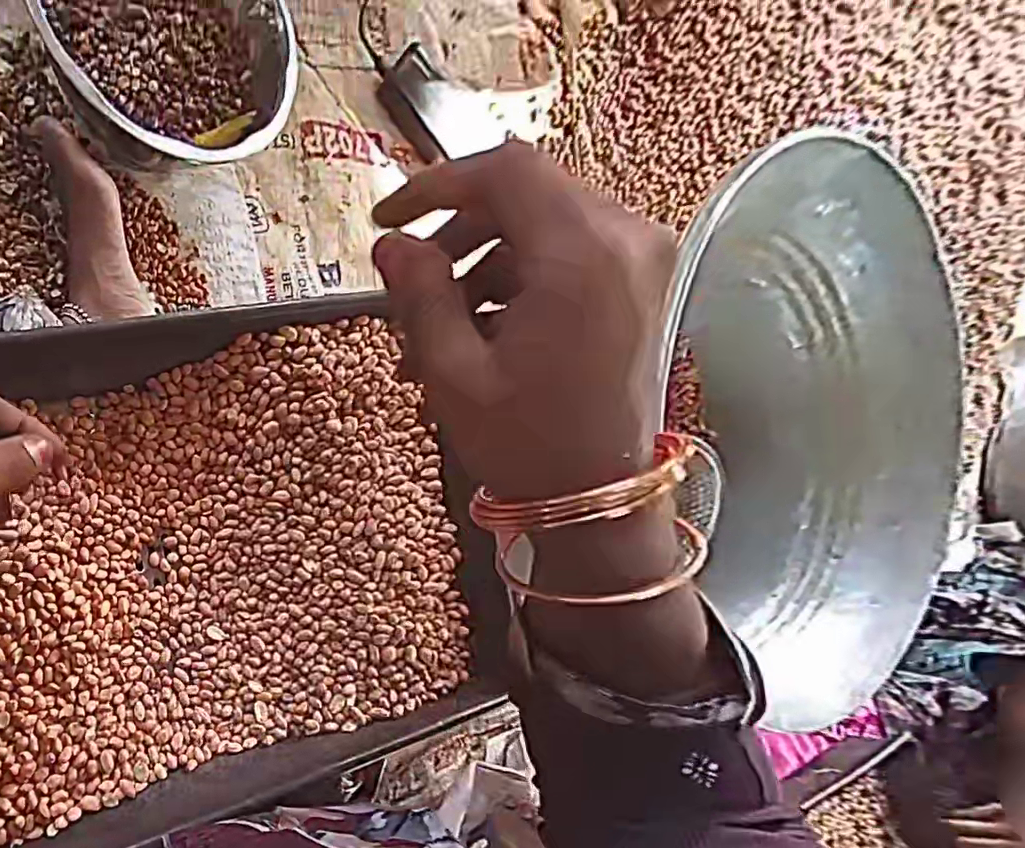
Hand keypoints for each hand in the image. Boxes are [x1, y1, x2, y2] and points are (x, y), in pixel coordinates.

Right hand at [372, 140, 676, 500]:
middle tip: (406, 291)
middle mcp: (624, 238)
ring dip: (473, 270)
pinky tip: (472, 339)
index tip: (385, 221)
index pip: (503, 171)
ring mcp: (638, 260)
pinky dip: (507, 287)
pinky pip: (559, 261)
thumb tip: (389, 246)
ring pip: (535, 231)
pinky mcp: (636, 286)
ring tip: (431, 336)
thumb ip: (419, 297)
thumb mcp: (453, 372)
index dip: (433, 185)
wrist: (595, 499)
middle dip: (450, 239)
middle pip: (521, 198)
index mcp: (580, 254)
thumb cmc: (522, 442)